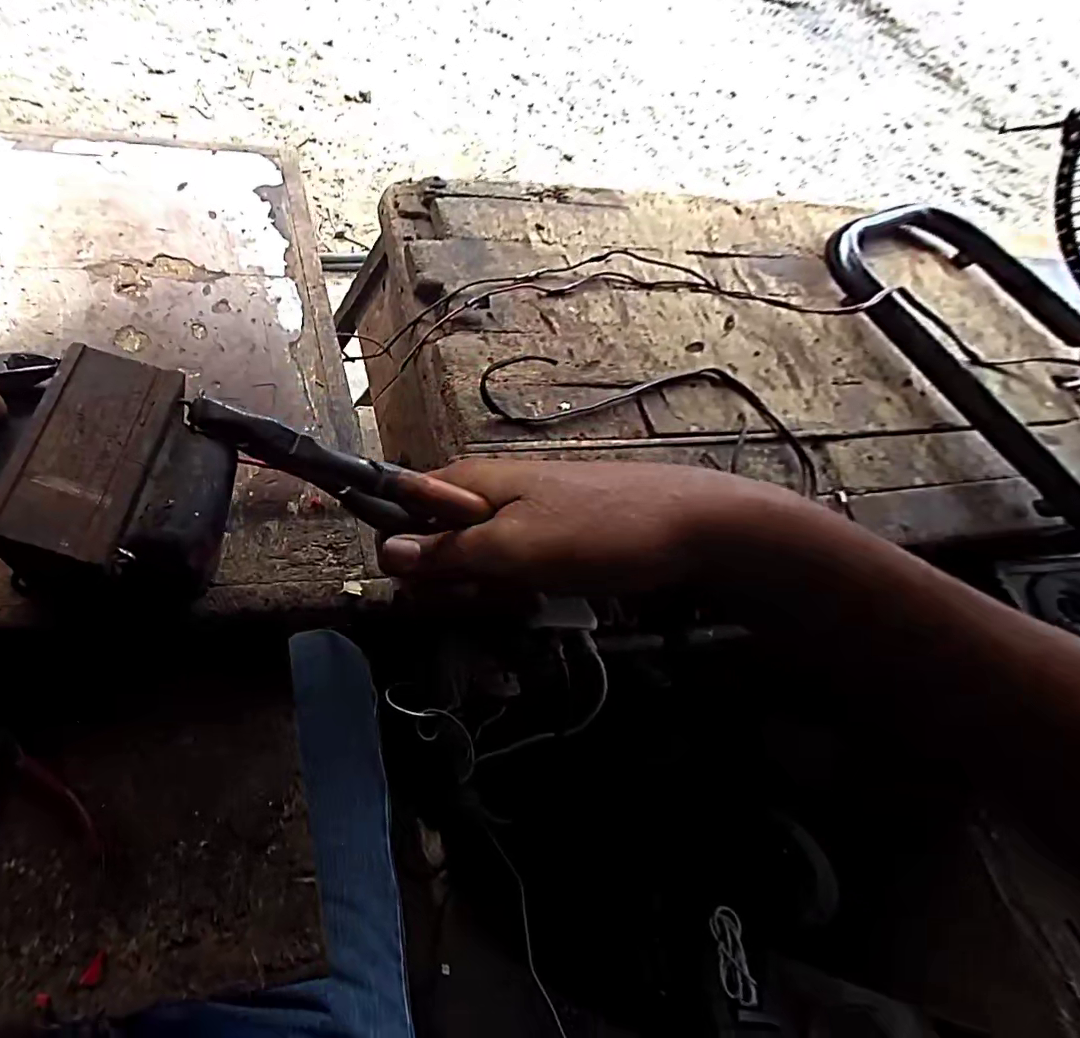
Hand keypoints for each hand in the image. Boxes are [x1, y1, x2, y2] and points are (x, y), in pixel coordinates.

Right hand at [376, 458, 821, 596]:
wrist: (694, 527)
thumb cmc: (597, 530)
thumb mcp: (513, 548)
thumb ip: (447, 551)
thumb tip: (385, 552)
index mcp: (466, 481)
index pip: (399, 508)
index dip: (402, 550)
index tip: (425, 585)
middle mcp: (483, 493)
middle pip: (432, 540)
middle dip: (447, 579)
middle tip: (483, 596)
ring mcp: (515, 514)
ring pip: (468, 558)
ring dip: (481, 588)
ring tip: (519, 597)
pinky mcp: (541, 534)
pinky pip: (503, 564)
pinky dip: (510, 587)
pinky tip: (536, 597)